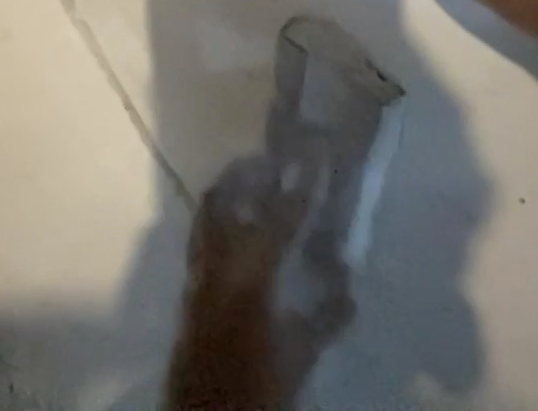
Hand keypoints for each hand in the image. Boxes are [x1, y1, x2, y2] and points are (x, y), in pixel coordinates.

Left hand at [166, 154, 353, 410]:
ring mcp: (196, 274)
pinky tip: (239, 227)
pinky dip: (219, 219)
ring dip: (230, 191)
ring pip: (207, 214)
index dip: (301, 182)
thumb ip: (327, 316)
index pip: (279, 213)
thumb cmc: (258, 386)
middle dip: (249, 173)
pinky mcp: (187, 290)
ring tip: (254, 180)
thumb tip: (349, 285)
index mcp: (251, 273)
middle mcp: (218, 263)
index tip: (315, 152)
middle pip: (225, 198)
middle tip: (275, 160)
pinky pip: (202, 237)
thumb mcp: (300, 354)